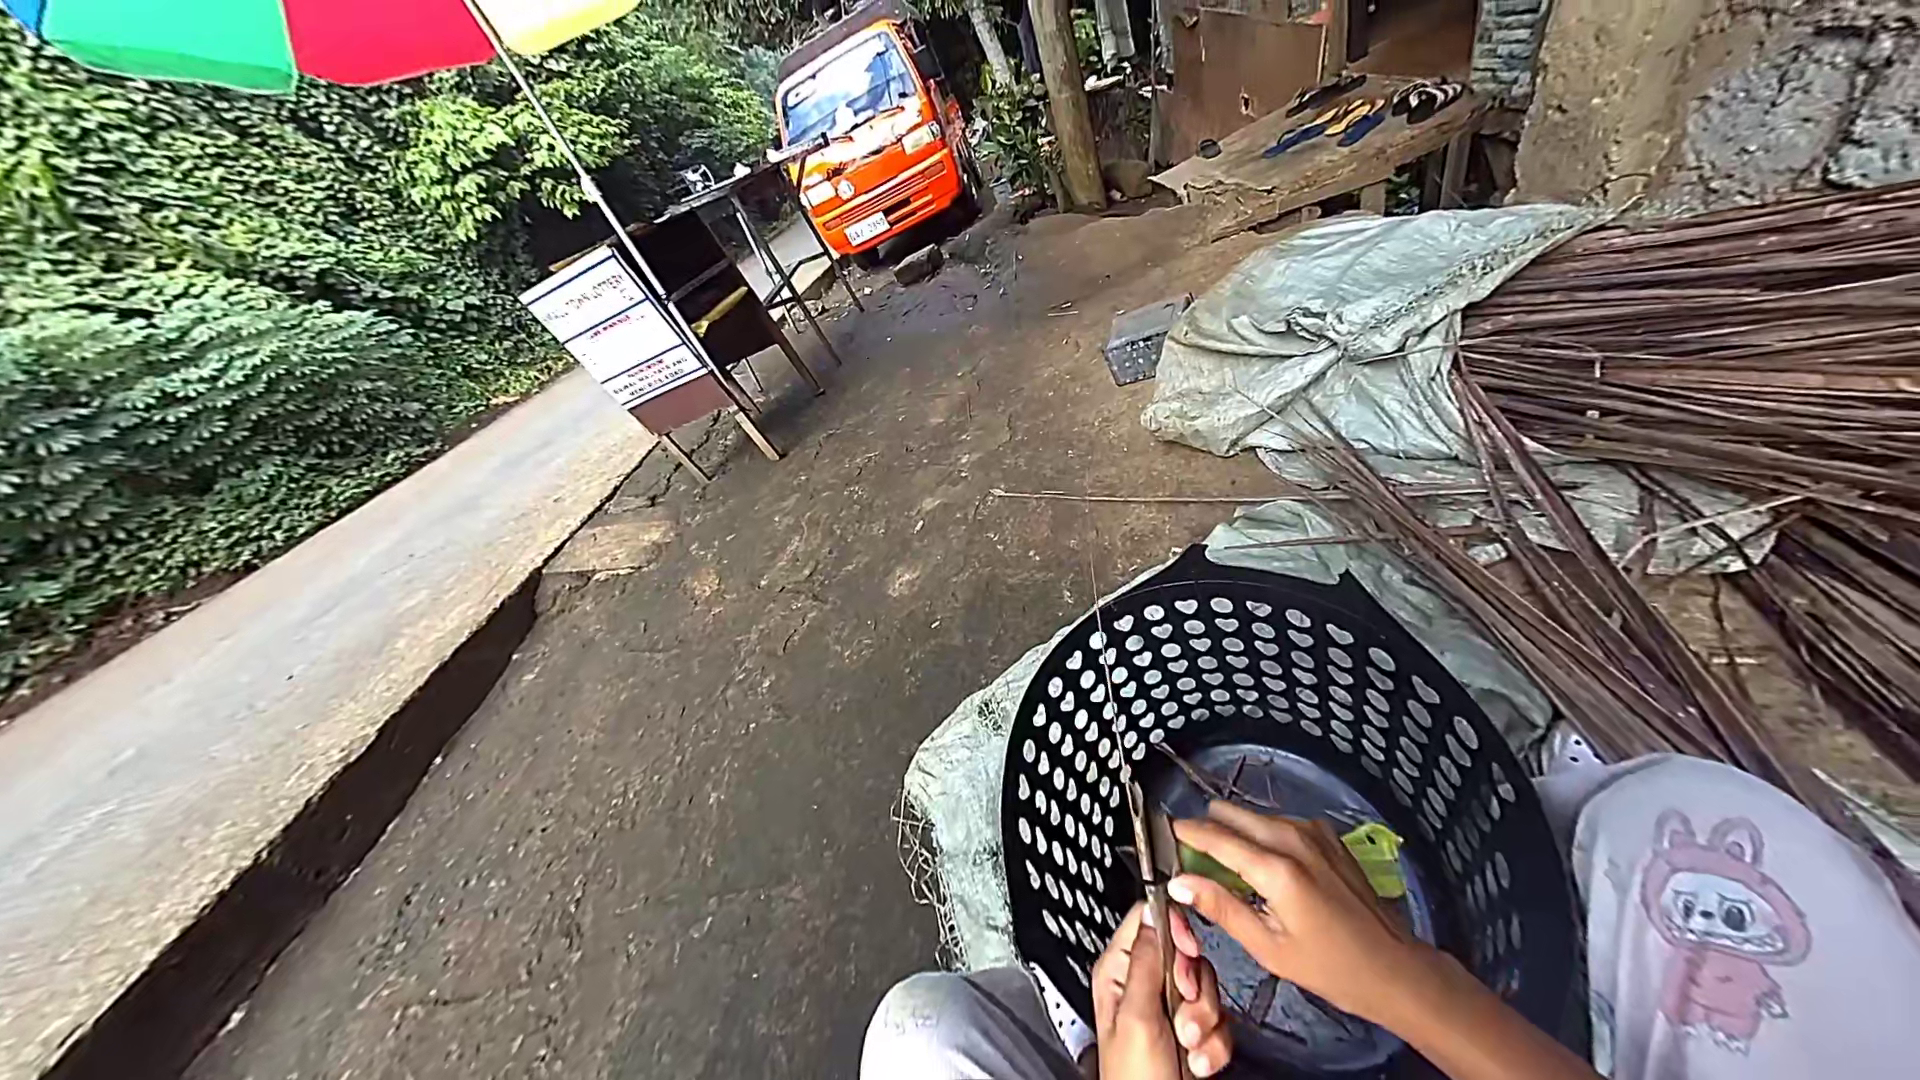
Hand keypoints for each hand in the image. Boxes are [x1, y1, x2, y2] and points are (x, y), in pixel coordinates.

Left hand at [1091, 901, 1231, 1078]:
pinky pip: (1218, 1022)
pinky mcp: (1193, 1034)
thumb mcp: (1135, 1016)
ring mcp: (1169, 1008)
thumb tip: (1153, 914)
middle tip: (1184, 1012)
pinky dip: (1215, 1045)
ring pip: (1205, 988)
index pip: (1146, 919)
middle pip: (1183, 954)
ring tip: (1190, 1047)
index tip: (1187, 948)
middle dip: (1194, 986)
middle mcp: (1143, 982)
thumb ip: (1146, 962)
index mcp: (1119, 969)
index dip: (1171, 926)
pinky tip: (1200, 1064)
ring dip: (1206, 1021)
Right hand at [1173, 803, 1602, 1079]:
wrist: (1399, 969)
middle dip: (1207, 830)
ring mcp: (1310, 830)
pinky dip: (1260, 836)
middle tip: (1198, 862)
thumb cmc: (1331, 968)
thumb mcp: (1269, 949)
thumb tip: (1177, 882)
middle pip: (1228, 813)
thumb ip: (1220, 908)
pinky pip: (1275, 822)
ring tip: (1233, 871)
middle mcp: (1291, 837)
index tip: (1163, 837)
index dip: (1183, 833)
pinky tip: (1268, 869)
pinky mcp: (1323, 832)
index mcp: (1276, 868)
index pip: (1212, 835)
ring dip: (1234, 833)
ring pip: (1250, 815)